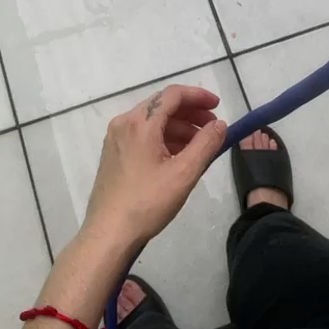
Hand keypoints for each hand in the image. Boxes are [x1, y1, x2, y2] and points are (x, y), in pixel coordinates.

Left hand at [82, 85, 228, 248]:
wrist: (109, 233)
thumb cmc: (147, 202)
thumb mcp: (183, 174)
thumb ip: (205, 145)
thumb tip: (220, 124)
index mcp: (139, 123)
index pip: (172, 95)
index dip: (198, 96)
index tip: (218, 106)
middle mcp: (124, 123)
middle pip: (161, 106)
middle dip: (190, 113)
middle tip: (213, 127)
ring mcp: (116, 138)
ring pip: (152, 121)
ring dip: (179, 127)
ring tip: (200, 145)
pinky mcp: (114, 153)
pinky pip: (142, 134)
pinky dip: (164, 138)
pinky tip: (178, 155)